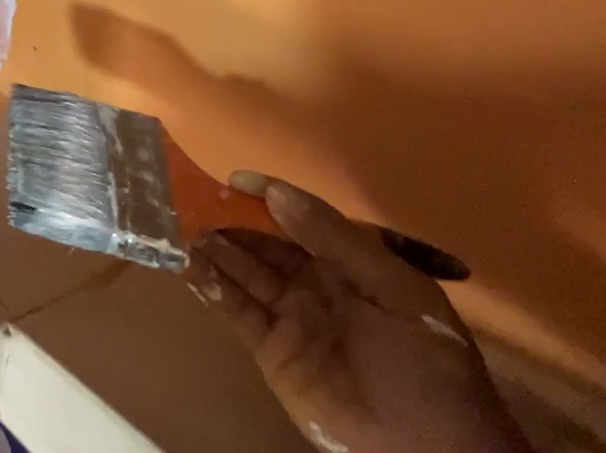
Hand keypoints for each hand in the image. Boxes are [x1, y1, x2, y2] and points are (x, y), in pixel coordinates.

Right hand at [188, 176, 530, 452]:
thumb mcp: (397, 292)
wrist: (429, 451)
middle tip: (189, 199)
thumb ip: (338, 240)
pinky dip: (206, 283)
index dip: (266, 197)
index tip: (231, 180)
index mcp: (348, 263)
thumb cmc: (425, 364)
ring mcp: (287, 313)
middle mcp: (312, 281)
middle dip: (226, 218)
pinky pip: (231, 306)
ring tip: (175, 225)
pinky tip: (183, 263)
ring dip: (210, 246)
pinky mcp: (266, 345)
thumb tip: (276, 193)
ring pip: (239, 268)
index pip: (299, 218)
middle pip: (260, 240)